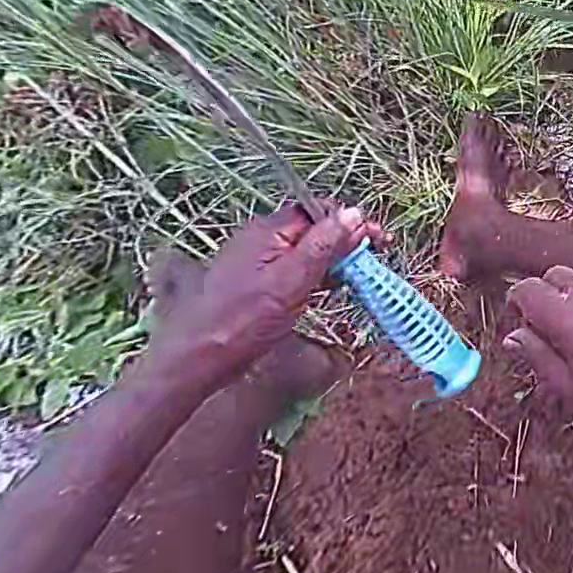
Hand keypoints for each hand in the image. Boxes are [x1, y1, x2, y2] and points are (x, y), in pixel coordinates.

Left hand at [144, 204, 379, 383]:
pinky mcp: (257, 282)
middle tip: (372, 262)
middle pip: (314, 229)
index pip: (319, 211)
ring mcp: (258, 261)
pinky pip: (295, 269)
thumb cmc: (243, 321)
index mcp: (269, 231)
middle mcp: (262, 239)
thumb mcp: (292, 281)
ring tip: (357, 277)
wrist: (195, 361)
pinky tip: (330, 289)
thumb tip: (354, 213)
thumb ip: (324, 245)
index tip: (377, 242)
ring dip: (334, 260)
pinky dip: (317, 275)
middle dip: (346, 242)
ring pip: (306, 251)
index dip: (350, 223)